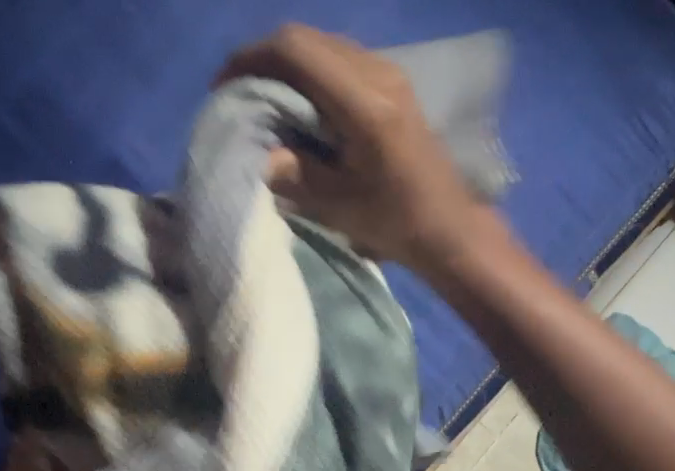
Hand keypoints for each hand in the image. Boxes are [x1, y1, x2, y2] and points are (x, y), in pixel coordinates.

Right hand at [217, 24, 499, 268]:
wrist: (448, 227)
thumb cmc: (396, 222)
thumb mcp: (338, 205)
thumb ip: (295, 173)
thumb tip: (258, 154)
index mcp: (363, 103)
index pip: (296, 51)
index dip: (251, 59)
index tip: (225, 88)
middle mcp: (378, 74)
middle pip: (307, 39)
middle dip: (265, 60)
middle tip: (239, 93)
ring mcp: (390, 75)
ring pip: (324, 46)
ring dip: (288, 65)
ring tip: (264, 99)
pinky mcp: (394, 85)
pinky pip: (342, 61)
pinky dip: (312, 73)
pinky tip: (300, 105)